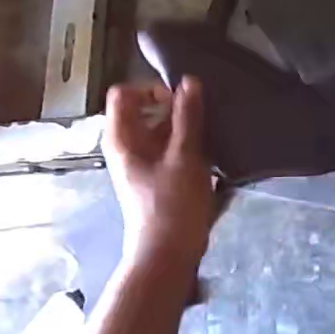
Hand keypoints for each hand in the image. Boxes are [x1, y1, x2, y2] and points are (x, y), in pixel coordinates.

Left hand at [101, 79, 215, 268]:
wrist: (169, 252)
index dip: (152, 90)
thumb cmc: (173, 204)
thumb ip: (188, 117)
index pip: (125, 93)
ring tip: (212, 136)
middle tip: (204, 118)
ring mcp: (143, 164)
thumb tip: (191, 81)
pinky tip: (211, 157)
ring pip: (162, 132)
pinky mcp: (159, 179)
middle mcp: (128, 147)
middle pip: (146, 112)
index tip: (182, 101)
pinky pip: (171, 151)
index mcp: (122, 138)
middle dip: (175, 110)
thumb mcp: (185, 156)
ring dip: (186, 130)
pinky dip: (188, 148)